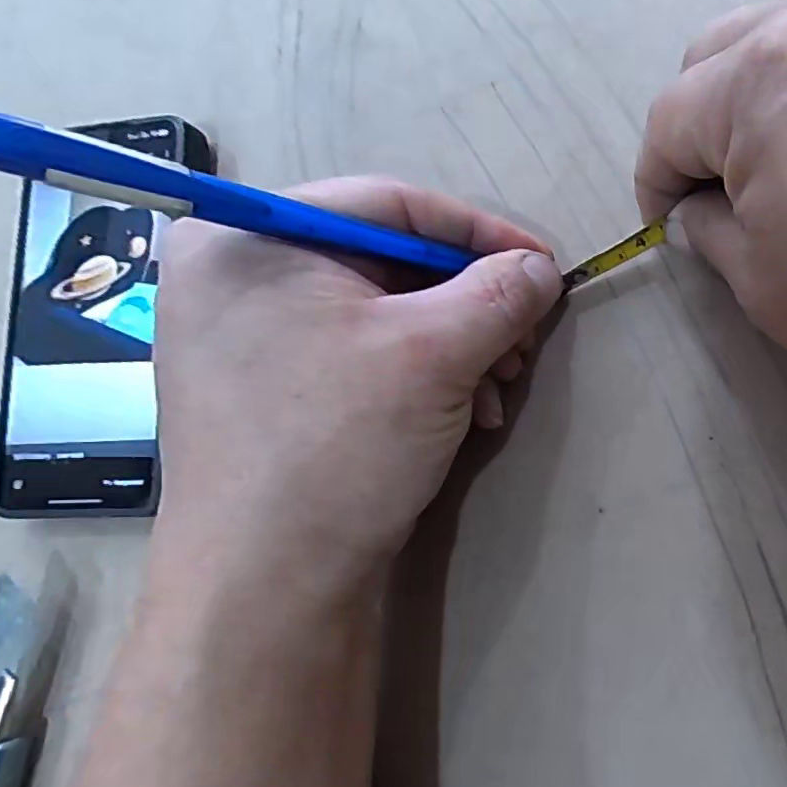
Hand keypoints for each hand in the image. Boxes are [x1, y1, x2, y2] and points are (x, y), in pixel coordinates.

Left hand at [151, 177, 561, 596]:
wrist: (272, 581)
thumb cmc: (339, 446)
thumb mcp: (433, 357)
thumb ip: (497, 296)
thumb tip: (542, 268)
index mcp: (252, 238)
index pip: (391, 205)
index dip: (480, 231)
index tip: (544, 265)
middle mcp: (242, 278)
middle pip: (390, 265)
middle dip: (471, 307)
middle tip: (521, 345)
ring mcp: (254, 341)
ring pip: (385, 318)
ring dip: (457, 350)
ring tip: (493, 395)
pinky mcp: (278, 394)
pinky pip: (367, 360)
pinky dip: (425, 381)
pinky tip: (461, 418)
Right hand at [637, 0, 786, 425]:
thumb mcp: (762, 283)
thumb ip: (709, 232)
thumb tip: (692, 211)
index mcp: (757, 80)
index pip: (670, 119)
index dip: (655, 179)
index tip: (666, 224)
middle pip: (719, 57)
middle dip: (702, 128)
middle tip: (720, 194)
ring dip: (762, 94)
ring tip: (785, 162)